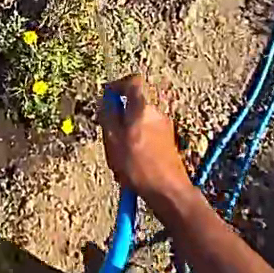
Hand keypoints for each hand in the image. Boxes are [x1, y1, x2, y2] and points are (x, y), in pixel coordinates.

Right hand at [98, 75, 195, 210]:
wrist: (167, 191)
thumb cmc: (138, 166)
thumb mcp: (113, 140)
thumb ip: (108, 115)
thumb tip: (105, 100)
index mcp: (143, 107)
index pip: (133, 81)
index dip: (117, 85)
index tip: (106, 97)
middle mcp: (156, 113)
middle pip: (134, 104)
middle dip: (119, 117)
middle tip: (109, 136)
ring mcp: (164, 127)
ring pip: (139, 122)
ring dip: (126, 135)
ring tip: (119, 157)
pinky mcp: (167, 142)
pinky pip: (146, 135)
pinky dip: (136, 145)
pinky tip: (131, 166)